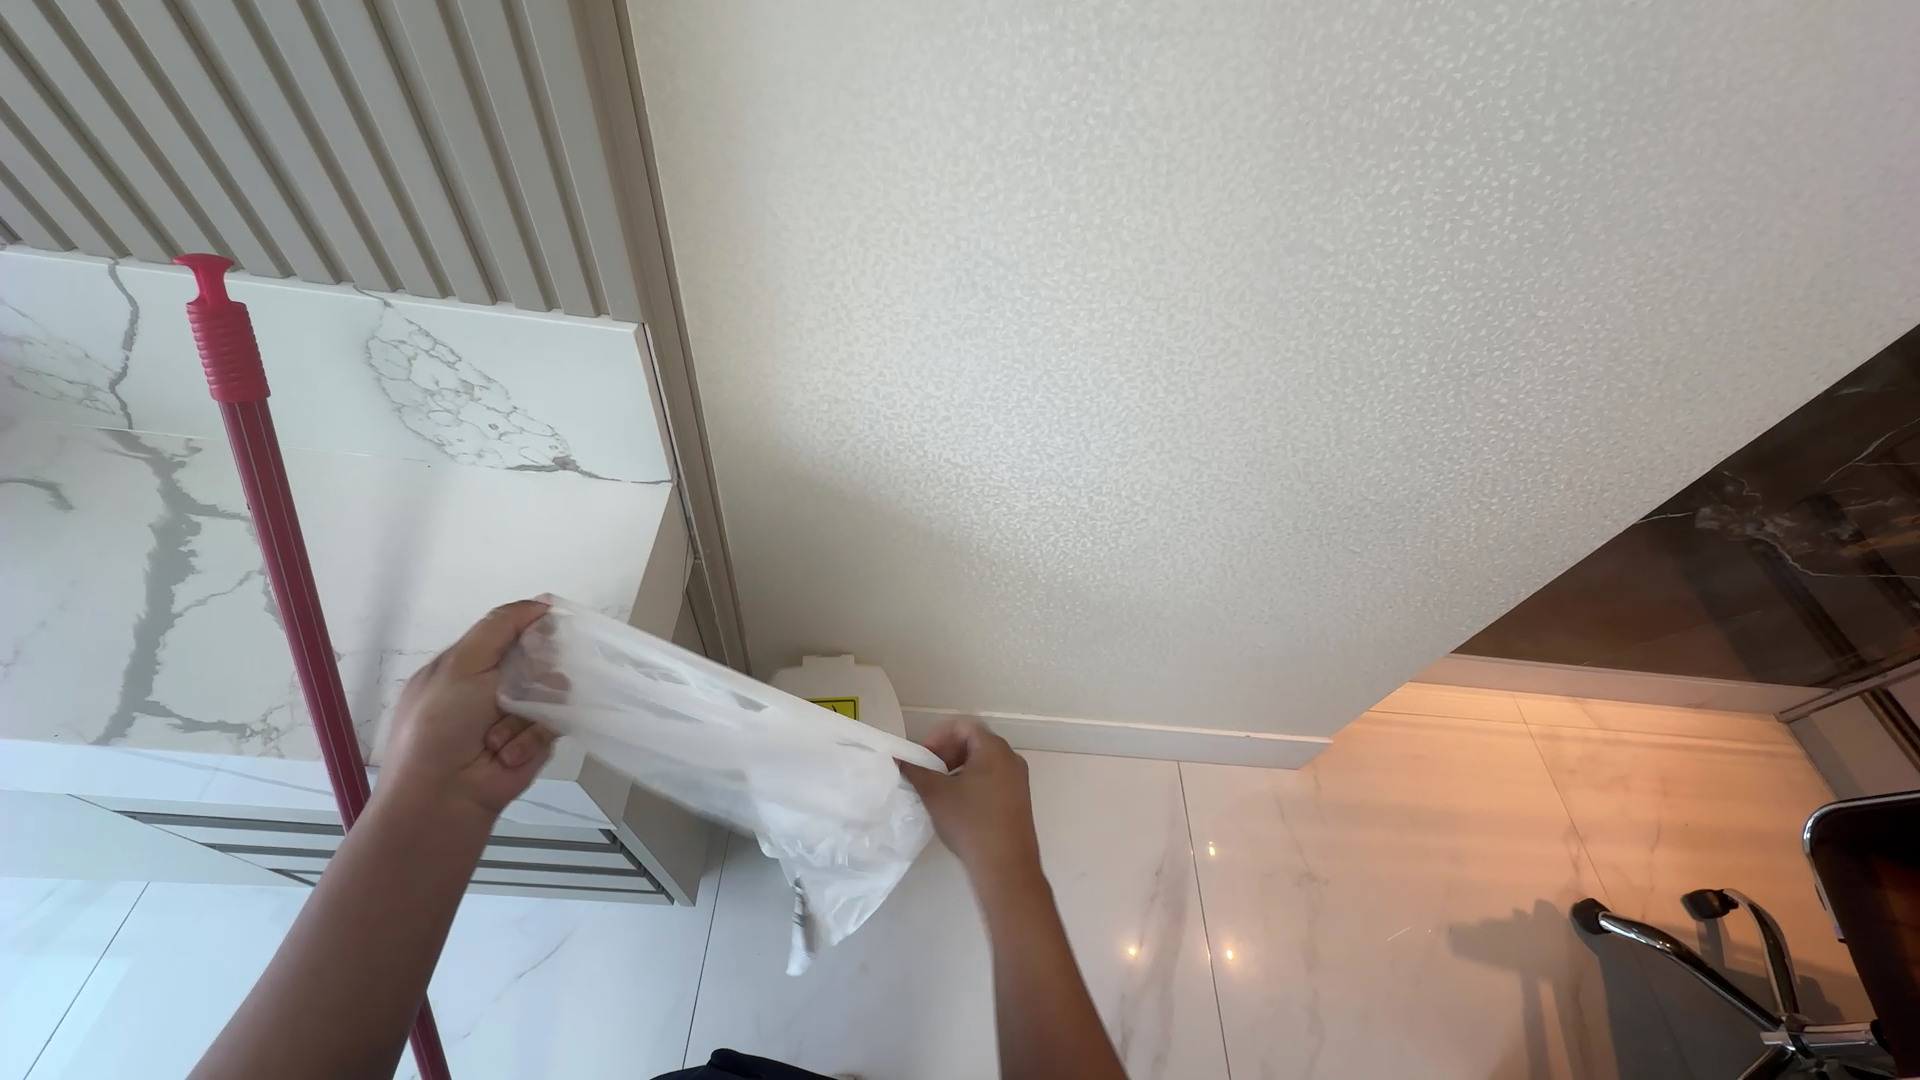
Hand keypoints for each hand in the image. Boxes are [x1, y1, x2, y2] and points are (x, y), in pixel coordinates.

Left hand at [379, 600, 555, 817]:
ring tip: (498, 736)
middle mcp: (494, 685)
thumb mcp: (460, 666)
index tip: (550, 624)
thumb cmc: (439, 726)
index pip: (511, 631)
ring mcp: (518, 712)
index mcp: (468, 664)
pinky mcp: (538, 738)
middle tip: (515, 689)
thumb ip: (499, 628)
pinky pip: (555, 722)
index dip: (531, 626)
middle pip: (539, 657)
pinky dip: (531, 738)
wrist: (443, 795)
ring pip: (552, 690)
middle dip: (532, 673)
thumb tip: (542, 601)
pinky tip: (508, 753)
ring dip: (526, 713)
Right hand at [899, 718, 1043, 891]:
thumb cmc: (970, 822)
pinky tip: (958, 805)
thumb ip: (916, 771)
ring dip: (958, 768)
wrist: (1005, 866)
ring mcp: (1018, 780)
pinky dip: (972, 782)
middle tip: (927, 772)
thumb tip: (899, 760)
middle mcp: (1011, 758)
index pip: (963, 726)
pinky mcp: (1019, 800)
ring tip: (939, 790)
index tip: (922, 758)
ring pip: (983, 762)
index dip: (938, 737)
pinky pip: (993, 779)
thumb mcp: (936, 794)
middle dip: (946, 752)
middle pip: (974, 741)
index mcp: (994, 749)